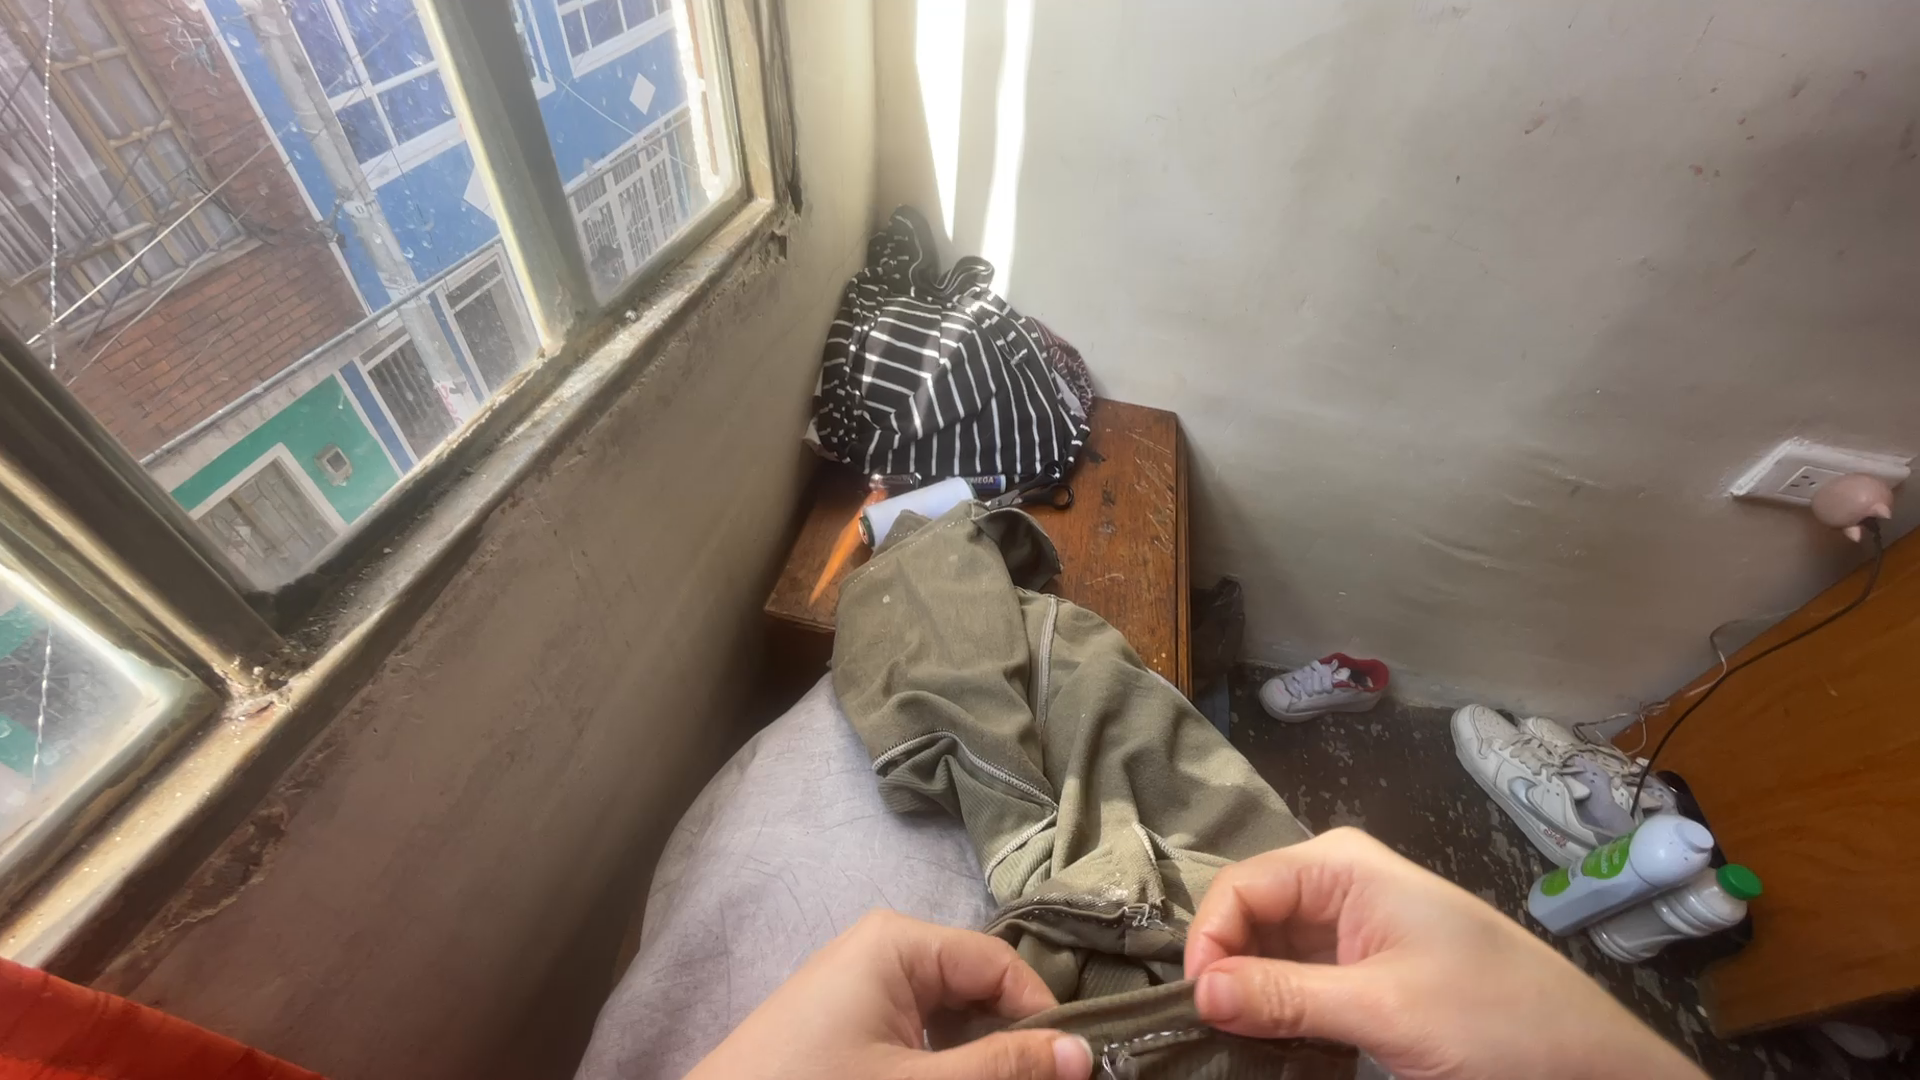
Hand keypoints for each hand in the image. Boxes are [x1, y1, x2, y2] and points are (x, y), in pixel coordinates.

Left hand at [686, 910, 1092, 1079]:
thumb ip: (1001, 1068)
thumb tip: (1084, 1052)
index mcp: (900, 940)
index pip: (996, 962)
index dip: (1040, 1013)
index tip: (1077, 1067)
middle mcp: (885, 946)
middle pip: (973, 985)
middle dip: (1009, 1038)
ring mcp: (864, 981)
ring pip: (948, 1011)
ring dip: (978, 1053)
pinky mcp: (850, 1017)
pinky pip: (916, 1028)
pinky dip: (944, 1059)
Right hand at [1184, 828, 1704, 1079]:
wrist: (1607, 1073)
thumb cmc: (1498, 1023)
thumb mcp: (1385, 1012)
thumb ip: (1284, 997)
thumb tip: (1197, 993)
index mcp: (1338, 863)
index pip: (1243, 886)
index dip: (1210, 938)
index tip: (1197, 1004)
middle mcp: (1336, 879)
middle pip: (1251, 911)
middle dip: (1228, 965)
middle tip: (1212, 1028)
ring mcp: (1351, 919)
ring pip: (1270, 943)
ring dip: (1250, 988)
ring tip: (1234, 1037)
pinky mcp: (1364, 959)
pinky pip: (1299, 969)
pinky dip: (1280, 1002)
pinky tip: (1270, 1036)